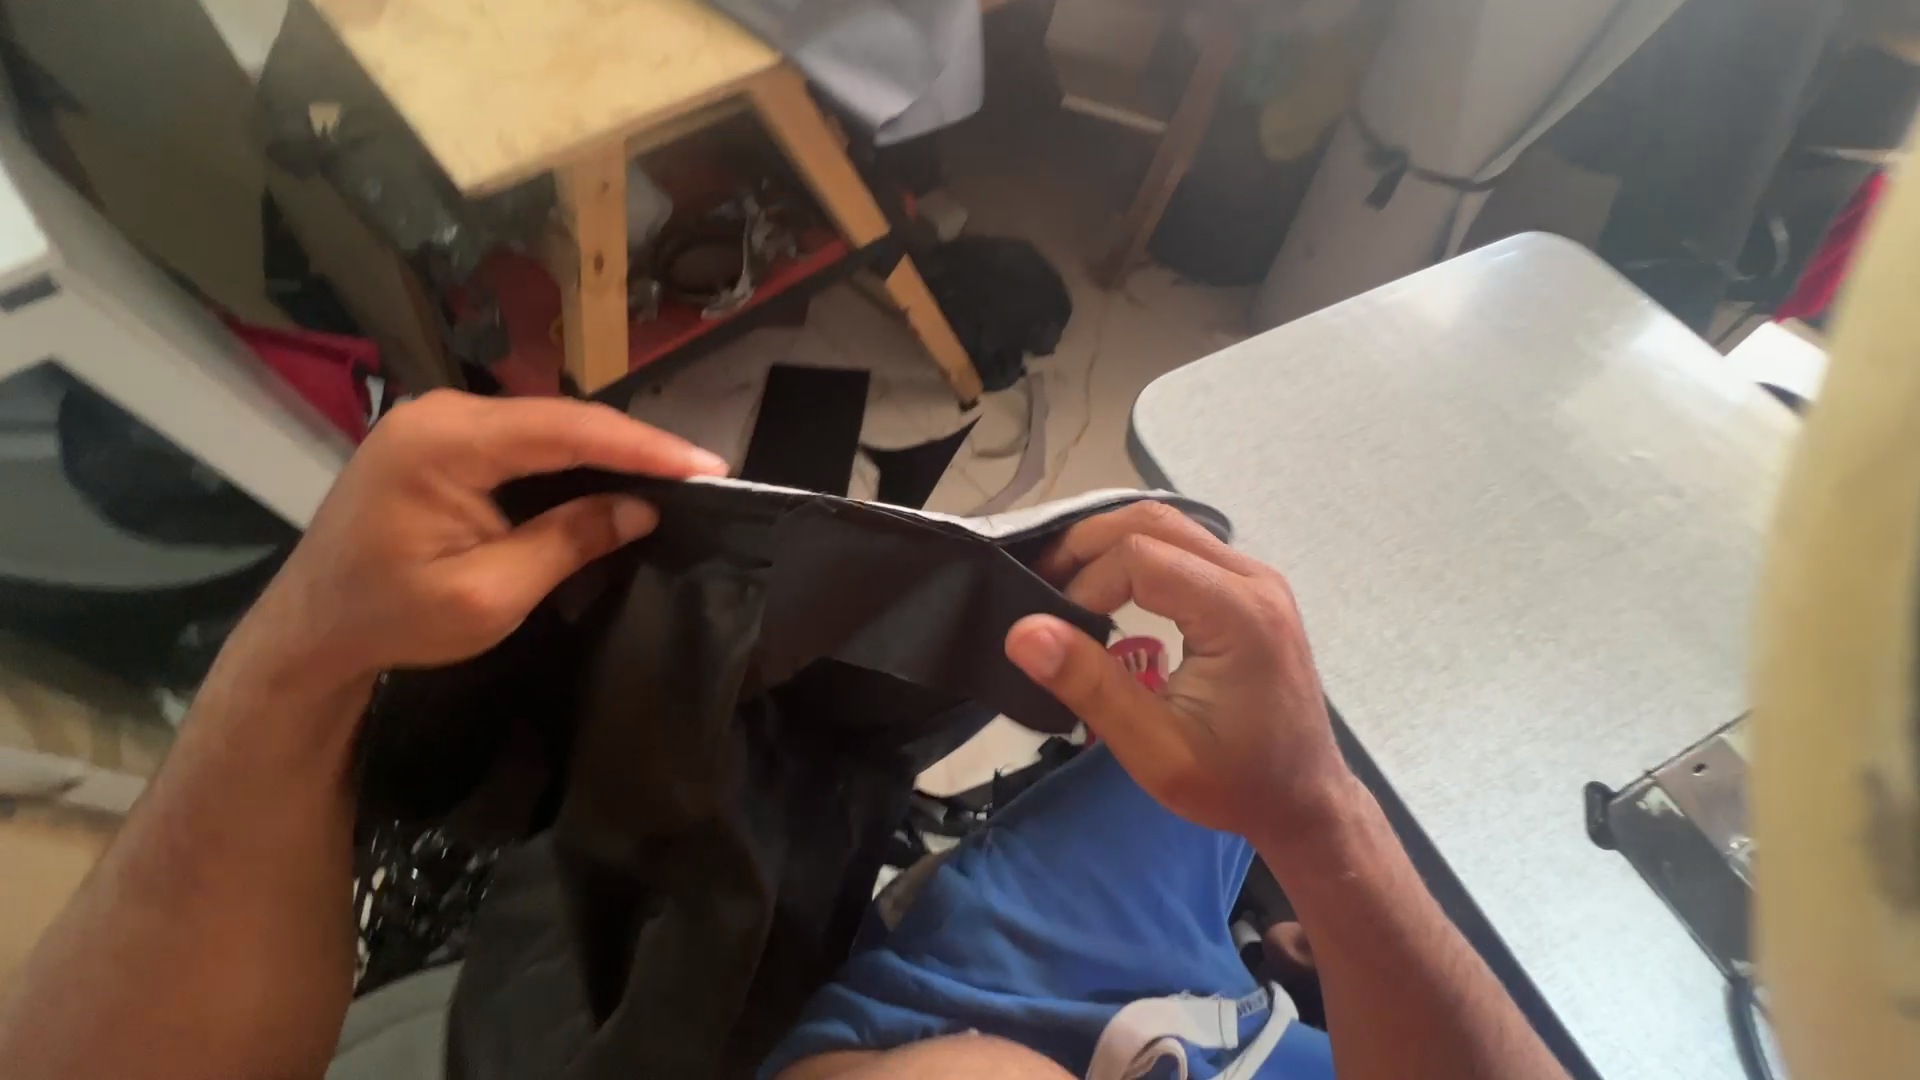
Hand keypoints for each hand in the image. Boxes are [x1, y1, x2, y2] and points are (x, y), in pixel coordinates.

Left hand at [231, 391, 726, 689]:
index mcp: (444, 442)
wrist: (311, 631)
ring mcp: (441, 423)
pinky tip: (618, 474)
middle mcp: (443, 414)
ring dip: (614, 451)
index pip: (569, 430)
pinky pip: (531, 441)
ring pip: (553, 427)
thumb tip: (642, 508)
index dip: (646, 447)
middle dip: (638, 446)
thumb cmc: (393, 619)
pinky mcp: (446, 442)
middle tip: (703, 470)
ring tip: (676, 471)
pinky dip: (580, 459)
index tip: (709, 465)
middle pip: (565, 419)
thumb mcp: (491, 591)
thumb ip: (569, 541)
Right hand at [1004, 503, 1354, 846]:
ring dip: (1106, 544)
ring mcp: (1254, 577)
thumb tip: (1022, 631)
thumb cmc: (1234, 783)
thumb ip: (1091, 685)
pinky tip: (1106, 587)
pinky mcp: (1247, 586)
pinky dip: (1133, 553)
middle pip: (1152, 520)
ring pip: (1166, 524)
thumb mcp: (1155, 750)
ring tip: (1063, 584)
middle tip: (1040, 586)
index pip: (1140, 556)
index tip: (1056, 631)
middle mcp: (1252, 577)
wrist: (1304, 799)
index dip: (1084, 583)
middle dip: (1085, 545)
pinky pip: (1181, 544)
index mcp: (1238, 614)